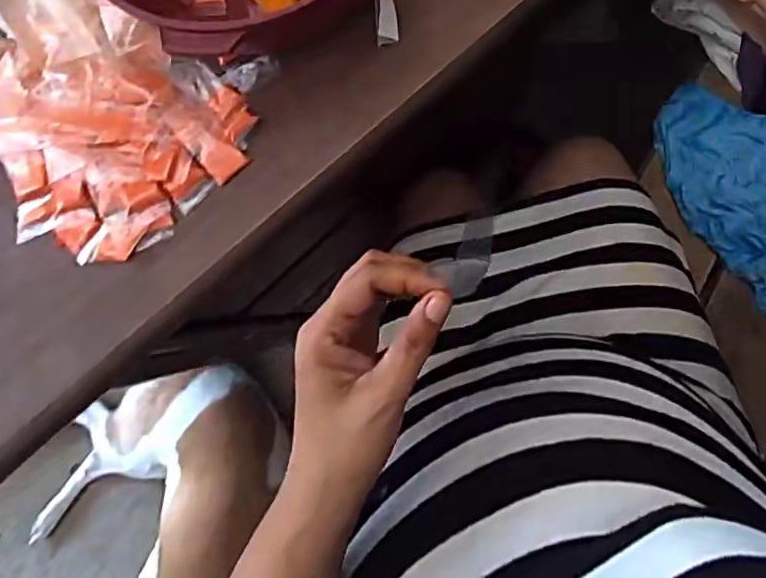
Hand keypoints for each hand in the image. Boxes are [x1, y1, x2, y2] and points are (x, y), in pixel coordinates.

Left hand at [288, 251, 450, 510]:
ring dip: (404, 283)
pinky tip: (420, 307)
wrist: (324, 493)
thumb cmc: (348, 450)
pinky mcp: (349, 344)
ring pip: (371, 286)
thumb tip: (442, 299)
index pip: (365, 278)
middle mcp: (325, 322)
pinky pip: (375, 307)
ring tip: (437, 295)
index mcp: (323, 330)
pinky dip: (399, 300)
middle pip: (366, 273)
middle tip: (443, 291)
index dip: (406, 275)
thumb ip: (414, 343)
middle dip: (406, 273)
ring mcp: (335, 332)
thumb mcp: (386, 396)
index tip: (443, 290)